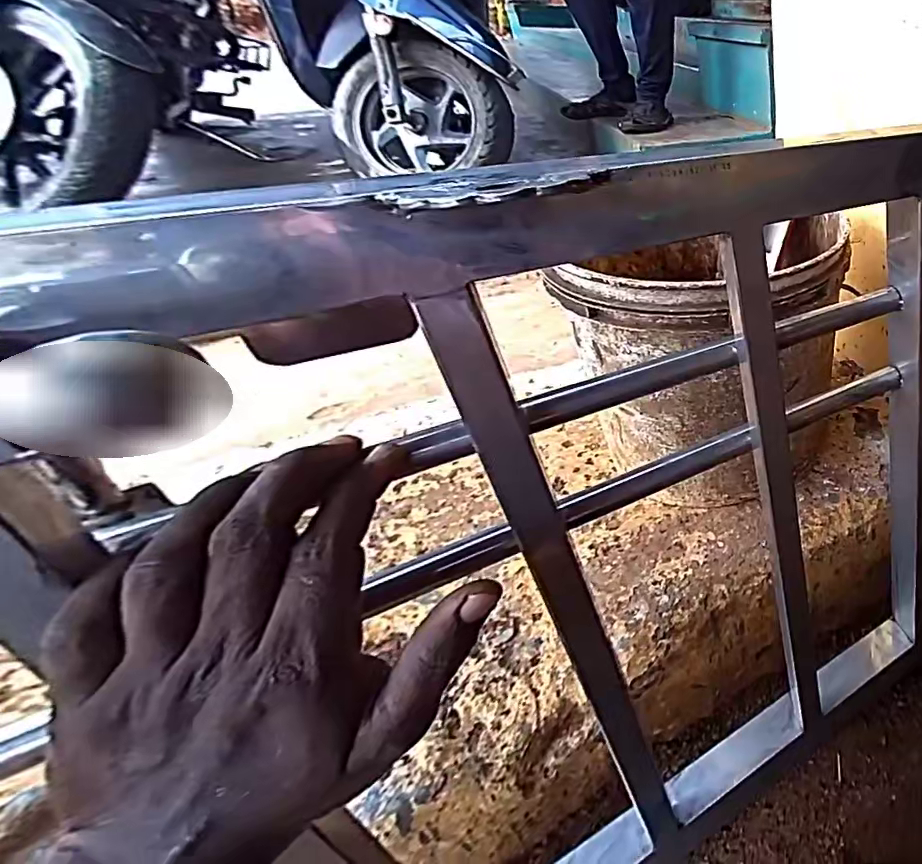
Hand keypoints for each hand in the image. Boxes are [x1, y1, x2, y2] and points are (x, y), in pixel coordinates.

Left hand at [39, 438, 499, 863]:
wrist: (172, 862)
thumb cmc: (292, 785)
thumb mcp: (391, 732)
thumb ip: (438, 659)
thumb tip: (483, 593)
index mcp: (295, 661)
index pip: (327, 550)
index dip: (357, 492)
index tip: (384, 459)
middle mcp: (219, 654)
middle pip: (249, 539)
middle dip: (295, 477)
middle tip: (332, 450)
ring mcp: (143, 671)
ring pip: (169, 561)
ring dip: (220, 502)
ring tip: (262, 473)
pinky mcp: (88, 689)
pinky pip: (86, 613)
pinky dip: (127, 562)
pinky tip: (167, 540)